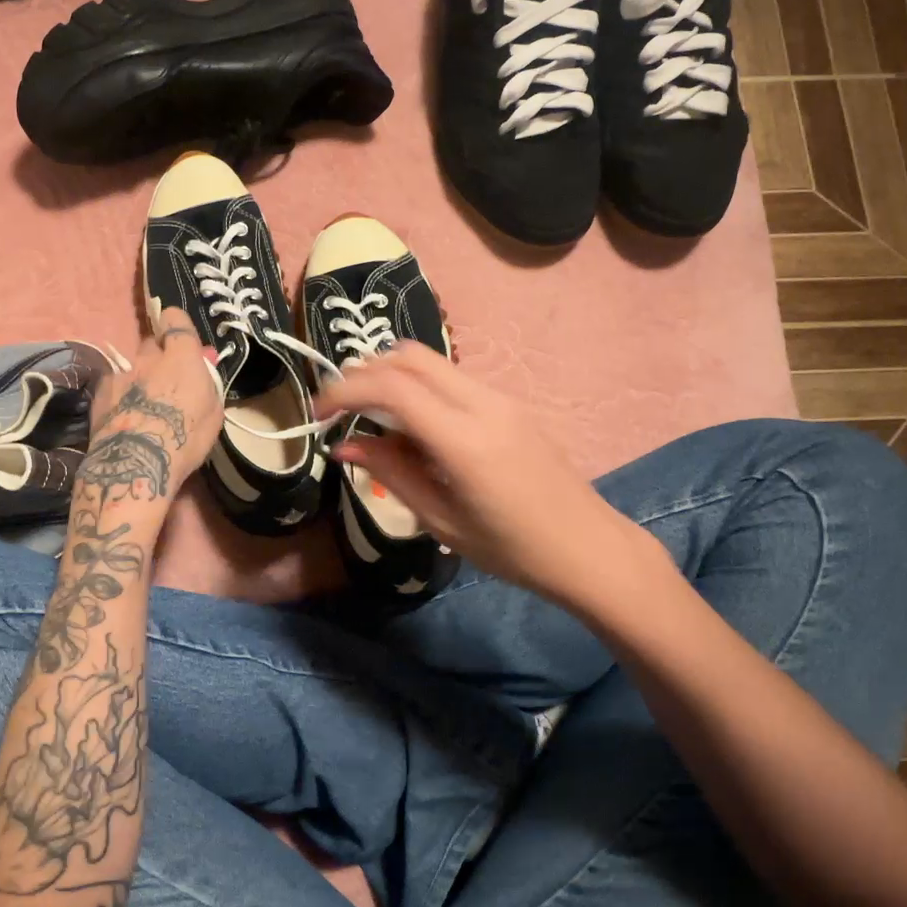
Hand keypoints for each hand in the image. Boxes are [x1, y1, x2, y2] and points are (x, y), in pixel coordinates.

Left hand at [77, 308, 222, 514]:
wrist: (135, 464)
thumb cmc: (184, 440)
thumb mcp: (213, 414)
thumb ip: (207, 383)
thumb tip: (202, 365)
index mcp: (180, 358)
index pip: (175, 319)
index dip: (176, 324)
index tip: (179, 336)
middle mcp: (147, 358)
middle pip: (151, 343)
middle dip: (158, 355)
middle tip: (165, 380)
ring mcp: (120, 374)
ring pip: (131, 367)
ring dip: (138, 379)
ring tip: (141, 406)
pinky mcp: (99, 394)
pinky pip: (112, 386)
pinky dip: (119, 396)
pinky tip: (122, 418)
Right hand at [315, 342, 663, 609]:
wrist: (587, 548)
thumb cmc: (511, 550)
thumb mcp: (441, 520)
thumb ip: (392, 473)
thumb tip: (345, 446)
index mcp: (465, 440)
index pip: (392, 388)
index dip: (345, 391)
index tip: (319, 414)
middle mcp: (484, 404)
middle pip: (410, 356)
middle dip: (364, 373)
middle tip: (339, 410)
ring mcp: (501, 399)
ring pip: (431, 363)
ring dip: (391, 378)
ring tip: (369, 420)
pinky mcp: (510, 405)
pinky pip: (451, 380)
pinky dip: (418, 389)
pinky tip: (411, 428)